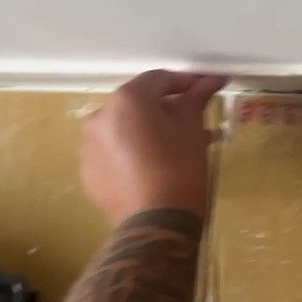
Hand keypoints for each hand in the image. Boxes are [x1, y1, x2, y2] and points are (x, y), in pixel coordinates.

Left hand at [81, 70, 226, 222]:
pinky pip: (114, 153)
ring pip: (125, 128)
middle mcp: (101, 116)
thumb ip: (197, 97)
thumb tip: (211, 79)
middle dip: (166, 108)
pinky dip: (133, 152)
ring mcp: (90, 146)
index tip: (206, 89)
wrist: (156, 222)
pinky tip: (155, 167)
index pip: (159, 79)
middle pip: (139, 103)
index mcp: (126, 100)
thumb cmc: (180, 166)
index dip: (185, 82)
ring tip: (176, 147)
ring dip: (149, 130)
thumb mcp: (192, 127)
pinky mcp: (90, 173)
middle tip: (194, 121)